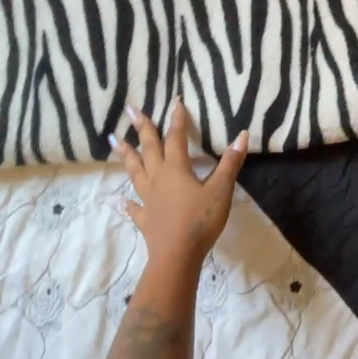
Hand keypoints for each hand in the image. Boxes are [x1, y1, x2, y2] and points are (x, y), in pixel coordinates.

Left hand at [110, 100, 248, 271]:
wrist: (176, 257)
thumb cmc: (200, 220)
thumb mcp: (221, 189)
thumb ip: (230, 162)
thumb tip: (242, 135)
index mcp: (176, 169)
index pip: (176, 138)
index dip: (177, 119)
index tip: (175, 101)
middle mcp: (158, 179)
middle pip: (149, 149)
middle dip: (142, 128)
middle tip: (130, 109)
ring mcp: (148, 199)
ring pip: (135, 172)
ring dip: (127, 155)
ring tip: (115, 141)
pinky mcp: (146, 219)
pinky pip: (135, 207)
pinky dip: (129, 202)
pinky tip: (123, 201)